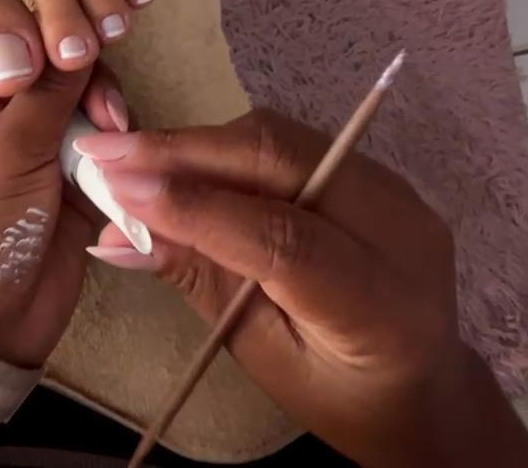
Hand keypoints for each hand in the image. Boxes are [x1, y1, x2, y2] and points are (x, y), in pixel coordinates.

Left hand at [0, 62, 129, 367]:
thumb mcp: (8, 149)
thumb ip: (48, 92)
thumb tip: (79, 32)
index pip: (34, 44)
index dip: (68, 47)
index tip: (94, 66)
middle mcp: (16, 113)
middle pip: (73, 74)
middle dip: (97, 90)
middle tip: (111, 120)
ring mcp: (51, 149)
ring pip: (99, 111)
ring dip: (115, 125)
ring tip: (121, 147)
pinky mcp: (81, 184)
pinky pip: (113, 153)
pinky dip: (126, 156)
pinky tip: (135, 167)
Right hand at [75, 111, 527, 467]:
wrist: (424, 382)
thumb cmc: (340, 391)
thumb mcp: (263, 354)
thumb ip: (197, 280)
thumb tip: (114, 234)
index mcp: (381, 304)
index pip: (280, 236)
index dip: (193, 205)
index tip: (114, 184)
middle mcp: (396, 227)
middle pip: (277, 159)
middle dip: (181, 150)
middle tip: (103, 150)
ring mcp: (389, 186)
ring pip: (275, 135)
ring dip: (195, 142)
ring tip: (128, 154)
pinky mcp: (369, 166)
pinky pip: (283, 139)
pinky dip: (221, 145)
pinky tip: (177, 159)